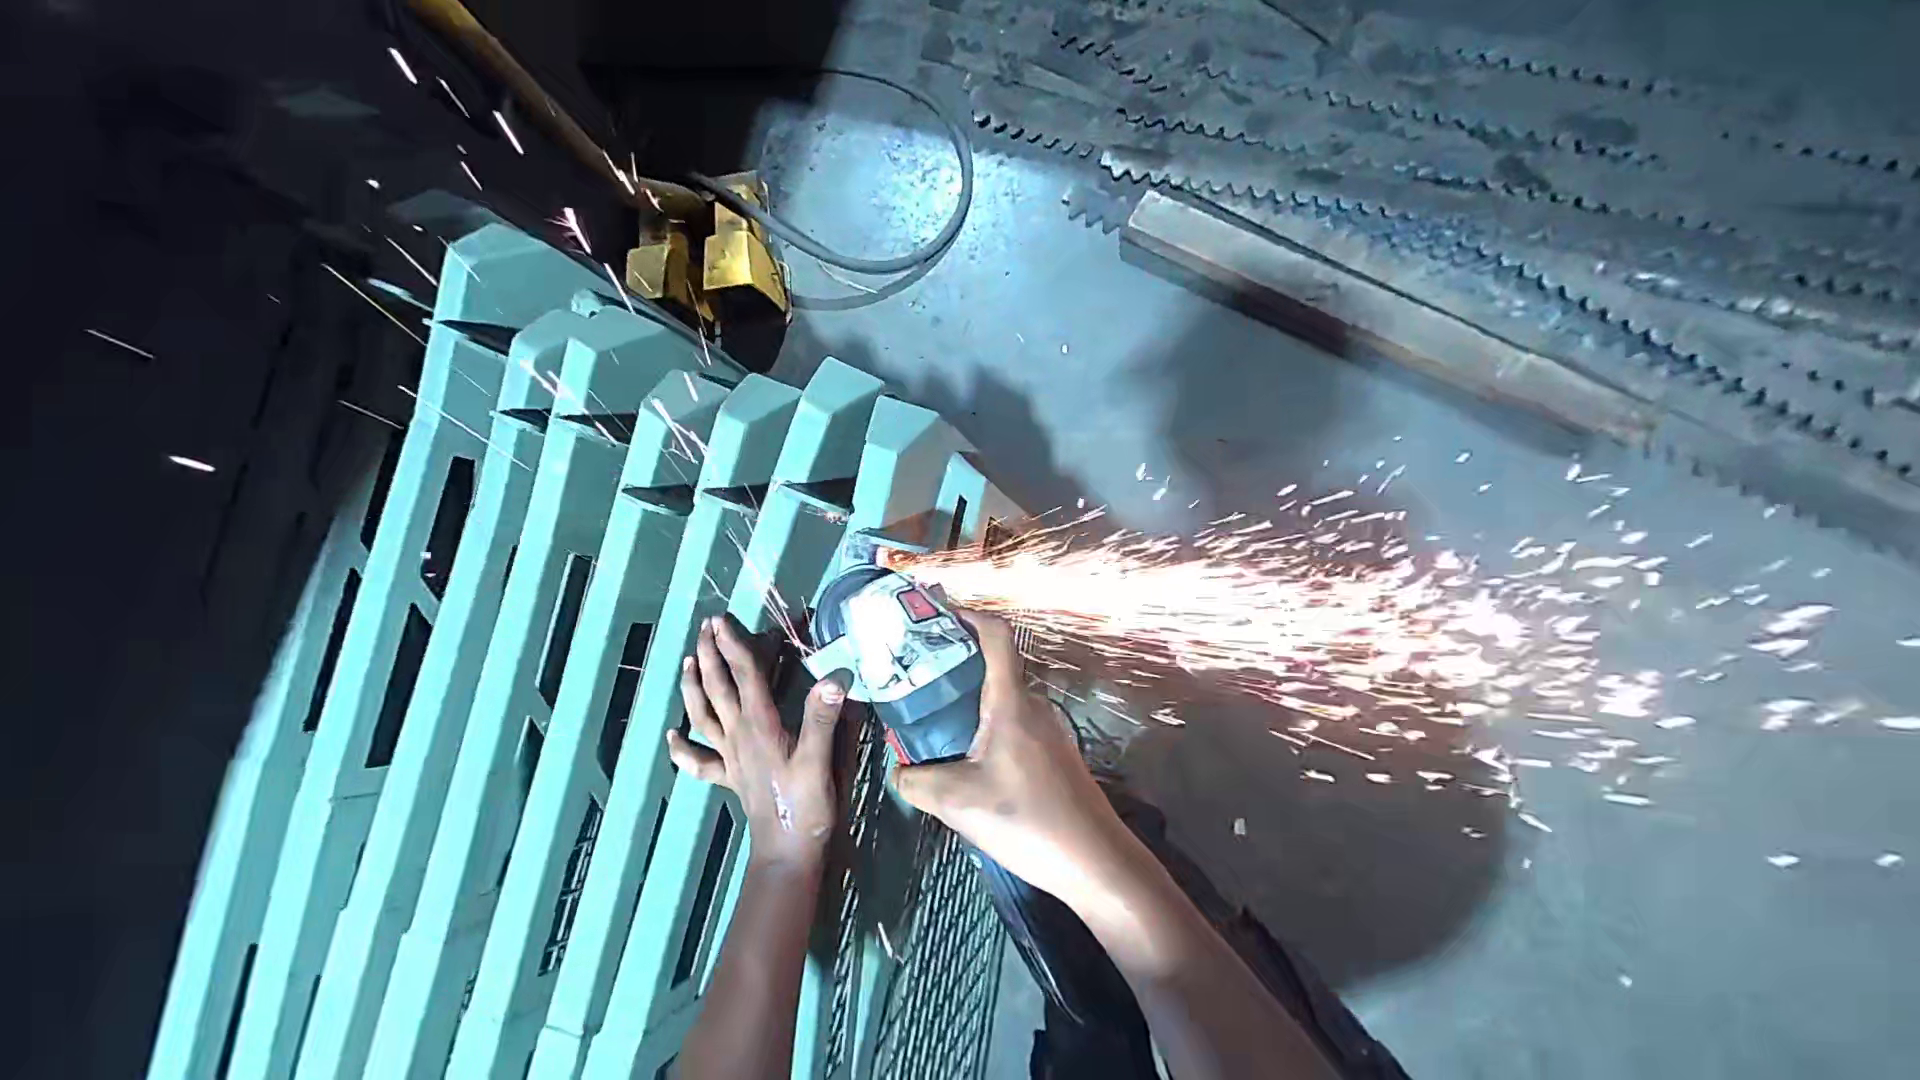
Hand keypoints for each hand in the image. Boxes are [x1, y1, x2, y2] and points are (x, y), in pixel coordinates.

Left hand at [669, 614, 849, 869]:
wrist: (788, 852)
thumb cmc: (807, 804)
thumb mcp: (820, 760)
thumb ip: (822, 718)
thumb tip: (833, 678)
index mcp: (760, 725)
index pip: (744, 675)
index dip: (734, 645)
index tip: (722, 620)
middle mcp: (738, 735)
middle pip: (717, 688)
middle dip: (709, 655)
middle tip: (705, 628)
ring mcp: (730, 756)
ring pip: (702, 715)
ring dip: (692, 687)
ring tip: (685, 662)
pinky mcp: (730, 777)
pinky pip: (698, 761)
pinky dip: (681, 748)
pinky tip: (671, 736)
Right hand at [888, 610, 1132, 907]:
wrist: (1095, 860)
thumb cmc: (1027, 819)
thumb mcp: (957, 802)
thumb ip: (916, 781)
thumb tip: (898, 769)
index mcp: (1011, 701)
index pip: (996, 635)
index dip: (966, 614)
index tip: (933, 613)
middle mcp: (1032, 705)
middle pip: (993, 662)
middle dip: (955, 656)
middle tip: (915, 667)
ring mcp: (1046, 728)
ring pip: (1001, 695)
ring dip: (968, 693)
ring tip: (930, 709)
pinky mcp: (1051, 752)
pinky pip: (1011, 719)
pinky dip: (983, 719)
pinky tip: (963, 751)